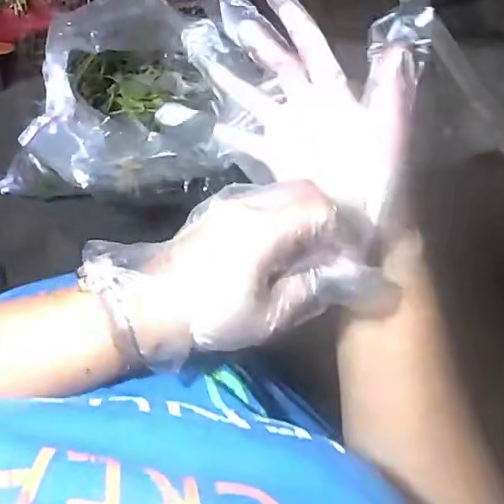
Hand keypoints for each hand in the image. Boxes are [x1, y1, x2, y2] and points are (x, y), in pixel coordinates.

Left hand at [79, 181, 389, 367]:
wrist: (150, 302)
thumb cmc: (211, 315)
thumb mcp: (268, 314)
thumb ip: (311, 287)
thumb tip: (348, 274)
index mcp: (262, 226)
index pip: (320, 205)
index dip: (344, 228)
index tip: (353, 257)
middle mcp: (247, 202)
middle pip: (303, 189)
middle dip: (329, 214)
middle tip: (339, 250)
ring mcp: (229, 201)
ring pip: (282, 190)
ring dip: (306, 211)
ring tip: (314, 249)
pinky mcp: (217, 208)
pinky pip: (262, 197)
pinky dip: (284, 212)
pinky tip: (285, 244)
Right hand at [186, 0, 429, 232]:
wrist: (370, 232)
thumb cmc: (382, 182)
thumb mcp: (389, 134)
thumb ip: (390, 89)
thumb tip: (398, 41)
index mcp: (334, 93)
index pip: (309, 43)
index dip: (291, 13)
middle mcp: (308, 104)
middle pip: (277, 63)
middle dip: (255, 38)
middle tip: (227, 13)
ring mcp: (289, 131)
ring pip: (255, 96)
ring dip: (231, 78)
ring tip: (204, 58)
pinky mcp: (276, 159)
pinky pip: (248, 141)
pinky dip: (230, 133)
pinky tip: (210, 125)